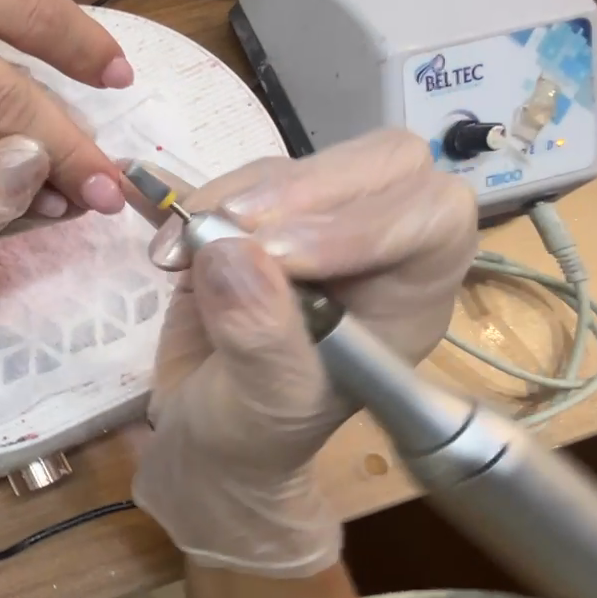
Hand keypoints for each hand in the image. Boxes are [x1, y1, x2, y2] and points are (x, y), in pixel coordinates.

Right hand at [131, 131, 479, 575]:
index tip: (274, 257)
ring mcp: (310, 231)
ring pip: (298, 167)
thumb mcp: (265, 405)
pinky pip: (237, 185)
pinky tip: (166, 251)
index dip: (360, 223)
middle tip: (224, 228)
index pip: (429, 221)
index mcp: (407, 300)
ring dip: (231, 198)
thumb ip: (260, 337)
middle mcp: (373, 252)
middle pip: (382, 165)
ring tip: (178, 253)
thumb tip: (228, 251)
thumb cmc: (253, 432)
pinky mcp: (252, 225)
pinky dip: (195, 205)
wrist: (205, 431)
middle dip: (297, 190)